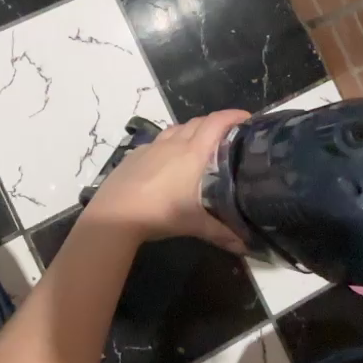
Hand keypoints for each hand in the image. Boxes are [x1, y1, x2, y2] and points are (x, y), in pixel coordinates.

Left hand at [81, 110, 250, 252]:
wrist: (115, 213)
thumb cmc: (160, 213)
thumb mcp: (195, 225)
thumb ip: (222, 233)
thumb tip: (247, 247)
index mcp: (192, 153)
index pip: (216, 123)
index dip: (233, 115)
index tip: (247, 118)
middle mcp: (173, 143)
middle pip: (198, 122)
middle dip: (215, 123)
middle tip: (229, 136)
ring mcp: (151, 147)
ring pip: (177, 129)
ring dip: (191, 130)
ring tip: (200, 144)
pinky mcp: (135, 155)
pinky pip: (158, 141)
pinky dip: (170, 143)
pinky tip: (169, 160)